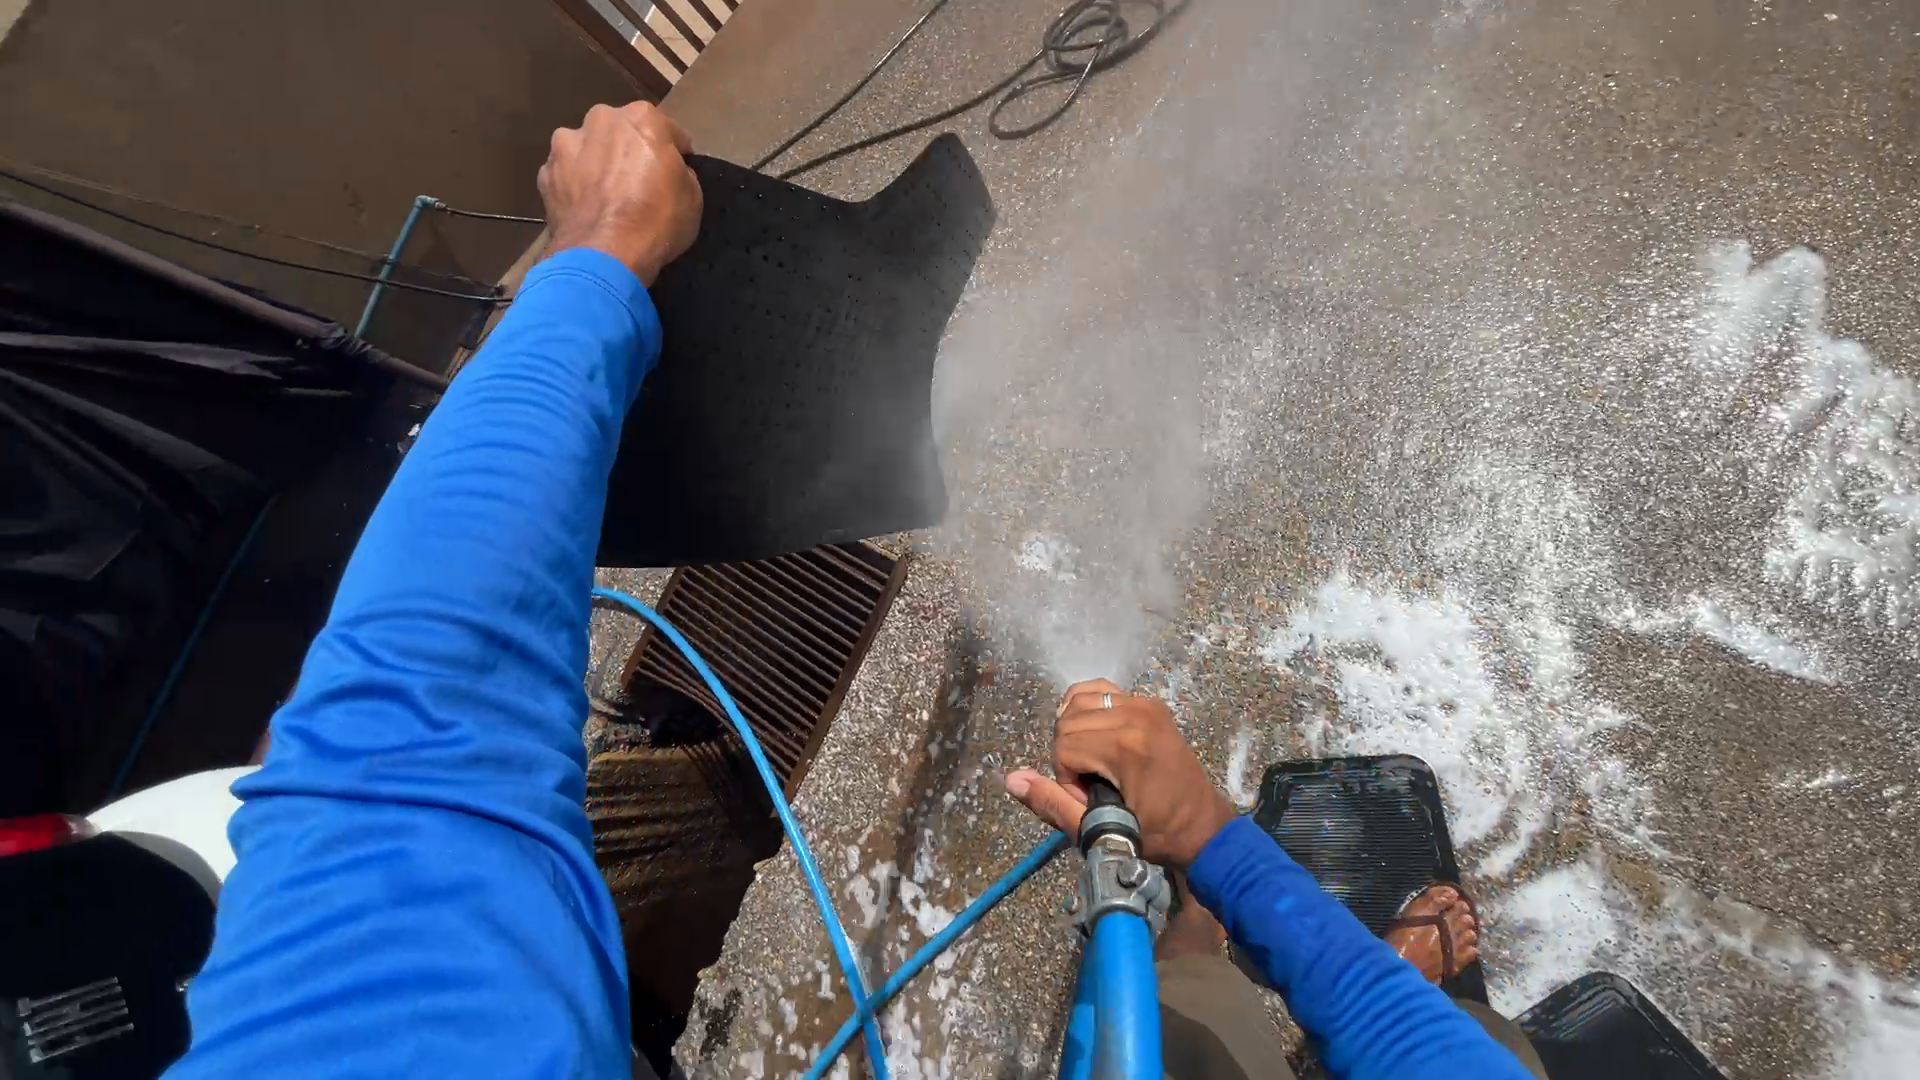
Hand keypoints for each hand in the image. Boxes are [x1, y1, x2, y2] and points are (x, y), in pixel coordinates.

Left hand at [538, 101, 702, 285]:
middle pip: (621, 132)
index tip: (679, 172)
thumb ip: (680, 171)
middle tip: (641, 184)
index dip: (677, 153)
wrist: (607, 254)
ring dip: (598, 164)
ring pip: (588, 149)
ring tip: (608, 198)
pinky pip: (567, 175)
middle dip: (631, 151)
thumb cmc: (658, 221)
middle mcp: (600, 119)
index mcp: (642, 119)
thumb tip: (671, 169)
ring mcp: (566, 143)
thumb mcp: (693, 197)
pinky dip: (577, 187)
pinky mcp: (546, 172)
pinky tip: (589, 210)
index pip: (669, 130)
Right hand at [1004, 678, 1235, 866]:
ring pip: (1077, 700)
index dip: (1067, 778)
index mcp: (1126, 746)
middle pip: (1067, 722)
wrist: (1203, 827)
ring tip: (1094, 759)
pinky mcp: (1147, 701)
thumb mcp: (1102, 830)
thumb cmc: (1156, 835)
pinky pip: (1099, 688)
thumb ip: (1052, 803)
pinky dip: (1086, 706)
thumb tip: (1012, 779)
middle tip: (1092, 783)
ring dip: (1074, 729)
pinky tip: (1093, 731)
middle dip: (1069, 754)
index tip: (1092, 801)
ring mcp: (1143, 702)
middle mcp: (1135, 713)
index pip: (1063, 747)